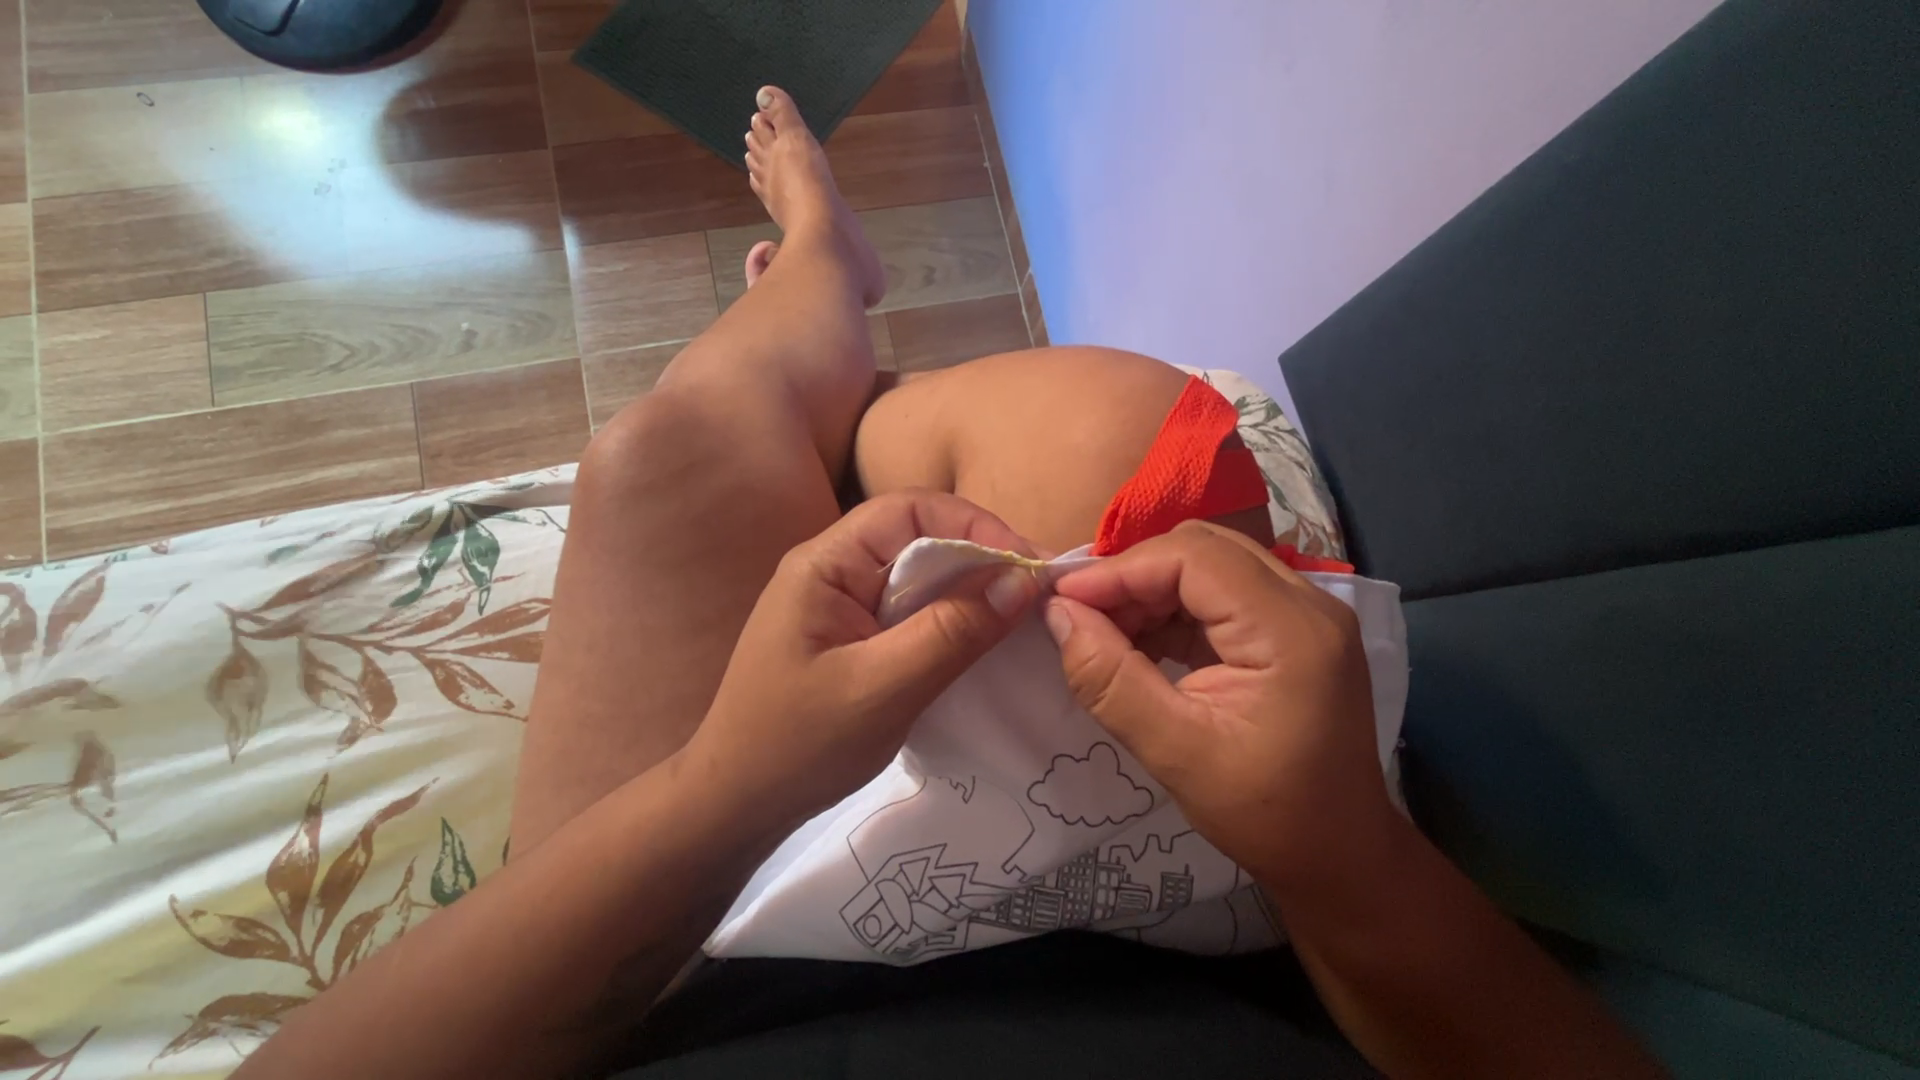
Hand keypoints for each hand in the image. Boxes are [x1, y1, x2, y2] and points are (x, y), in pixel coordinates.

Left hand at [685, 491, 1040, 824]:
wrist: (735, 803)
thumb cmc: (798, 745)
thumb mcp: (882, 689)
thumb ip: (951, 633)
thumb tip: (1022, 582)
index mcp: (826, 564)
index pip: (911, 512)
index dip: (975, 526)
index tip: (1029, 566)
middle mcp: (833, 569)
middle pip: (918, 537)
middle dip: (980, 556)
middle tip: (1037, 593)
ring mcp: (841, 604)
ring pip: (918, 575)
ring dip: (969, 589)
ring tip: (1021, 614)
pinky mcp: (852, 636)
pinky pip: (910, 610)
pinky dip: (950, 618)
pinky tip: (981, 639)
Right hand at [1044, 520, 1397, 890]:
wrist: (1339, 854)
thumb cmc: (1265, 814)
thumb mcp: (1175, 754)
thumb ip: (1110, 681)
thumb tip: (1058, 615)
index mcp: (1290, 630)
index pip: (1194, 558)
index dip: (1121, 571)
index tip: (1064, 601)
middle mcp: (1307, 602)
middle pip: (1202, 550)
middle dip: (1133, 577)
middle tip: (1082, 619)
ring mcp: (1303, 612)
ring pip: (1208, 565)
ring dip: (1150, 592)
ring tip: (1105, 636)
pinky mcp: (1291, 628)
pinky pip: (1220, 593)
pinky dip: (1172, 610)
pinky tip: (1141, 645)